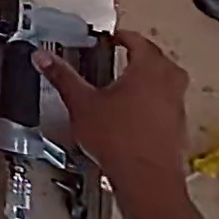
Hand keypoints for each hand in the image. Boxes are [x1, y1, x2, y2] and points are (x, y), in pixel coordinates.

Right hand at [33, 30, 188, 191]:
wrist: (146, 181)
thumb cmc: (115, 137)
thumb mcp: (81, 103)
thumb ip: (62, 77)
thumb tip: (41, 55)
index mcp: (147, 72)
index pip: (141, 43)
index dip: (125, 37)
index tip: (113, 38)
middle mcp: (168, 87)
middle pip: (163, 61)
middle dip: (144, 55)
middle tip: (125, 55)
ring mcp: (176, 110)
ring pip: (171, 84)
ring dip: (153, 77)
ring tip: (129, 82)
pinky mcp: (177, 131)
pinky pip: (169, 106)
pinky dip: (155, 101)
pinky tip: (135, 112)